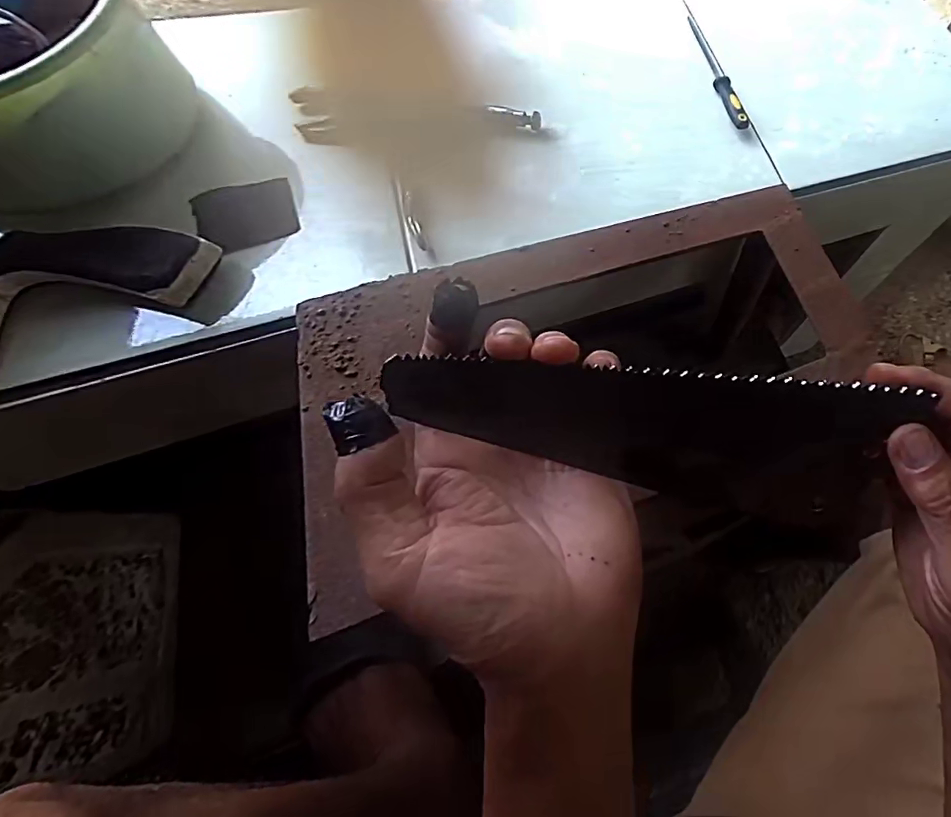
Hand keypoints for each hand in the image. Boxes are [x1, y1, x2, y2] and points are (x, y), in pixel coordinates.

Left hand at [331, 314, 640, 689]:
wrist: (562, 644)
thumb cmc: (480, 607)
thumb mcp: (403, 561)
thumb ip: (372, 490)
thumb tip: (352, 411)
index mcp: (445, 458)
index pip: (439, 383)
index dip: (443, 343)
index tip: (455, 307)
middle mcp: (495, 441)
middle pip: (498, 367)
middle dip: (503, 340)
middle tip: (512, 345)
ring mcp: (547, 443)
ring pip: (547, 373)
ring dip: (549, 347)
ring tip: (553, 353)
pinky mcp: (592, 450)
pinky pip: (595, 396)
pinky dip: (598, 370)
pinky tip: (595, 368)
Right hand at [864, 362, 950, 687]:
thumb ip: (943, 503)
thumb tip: (907, 434)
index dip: (935, 389)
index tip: (886, 379)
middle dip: (911, 390)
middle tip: (862, 383)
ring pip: (931, 425)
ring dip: (894, 409)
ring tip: (853, 400)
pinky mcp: (935, 487)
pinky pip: (912, 448)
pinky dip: (884, 436)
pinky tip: (857, 434)